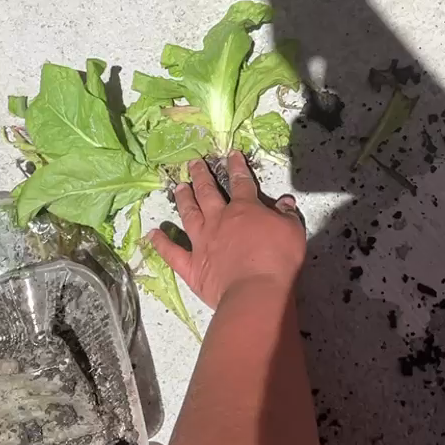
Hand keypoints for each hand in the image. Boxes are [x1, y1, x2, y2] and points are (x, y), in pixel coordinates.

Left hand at [148, 153, 304, 308]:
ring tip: (178, 187)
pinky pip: (172, 252)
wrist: (255, 290)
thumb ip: (286, 215)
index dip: (236, 167)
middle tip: (193, 163)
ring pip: (189, 214)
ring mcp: (201, 242)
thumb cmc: (278, 260)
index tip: (231, 154)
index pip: (240, 182)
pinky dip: (161, 243)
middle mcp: (218, 220)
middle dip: (201, 176)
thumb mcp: (292, 231)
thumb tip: (285, 201)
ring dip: (183, 200)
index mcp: (244, 209)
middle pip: (207, 192)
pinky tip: (152, 234)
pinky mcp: (191, 265)